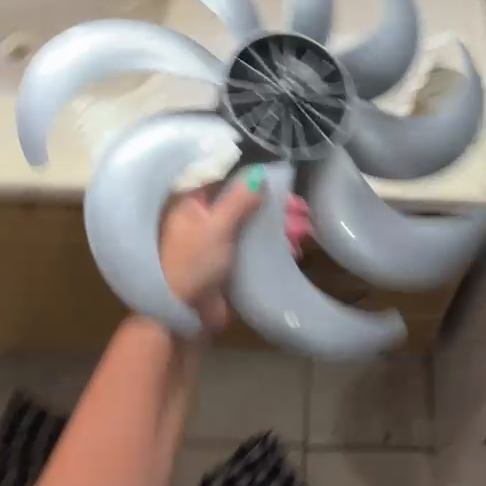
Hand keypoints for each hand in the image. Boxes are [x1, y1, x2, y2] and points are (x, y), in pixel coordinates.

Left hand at [158, 166, 310, 333]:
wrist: (180, 313)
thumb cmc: (193, 263)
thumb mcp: (217, 226)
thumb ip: (239, 199)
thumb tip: (259, 173)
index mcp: (194, 202)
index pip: (228, 180)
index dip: (257, 180)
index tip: (285, 182)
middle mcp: (205, 216)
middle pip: (245, 202)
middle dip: (275, 205)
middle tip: (302, 209)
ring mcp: (217, 239)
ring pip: (252, 224)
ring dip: (278, 225)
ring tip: (305, 229)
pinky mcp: (227, 260)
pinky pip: (253, 244)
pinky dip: (272, 244)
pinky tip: (295, 247)